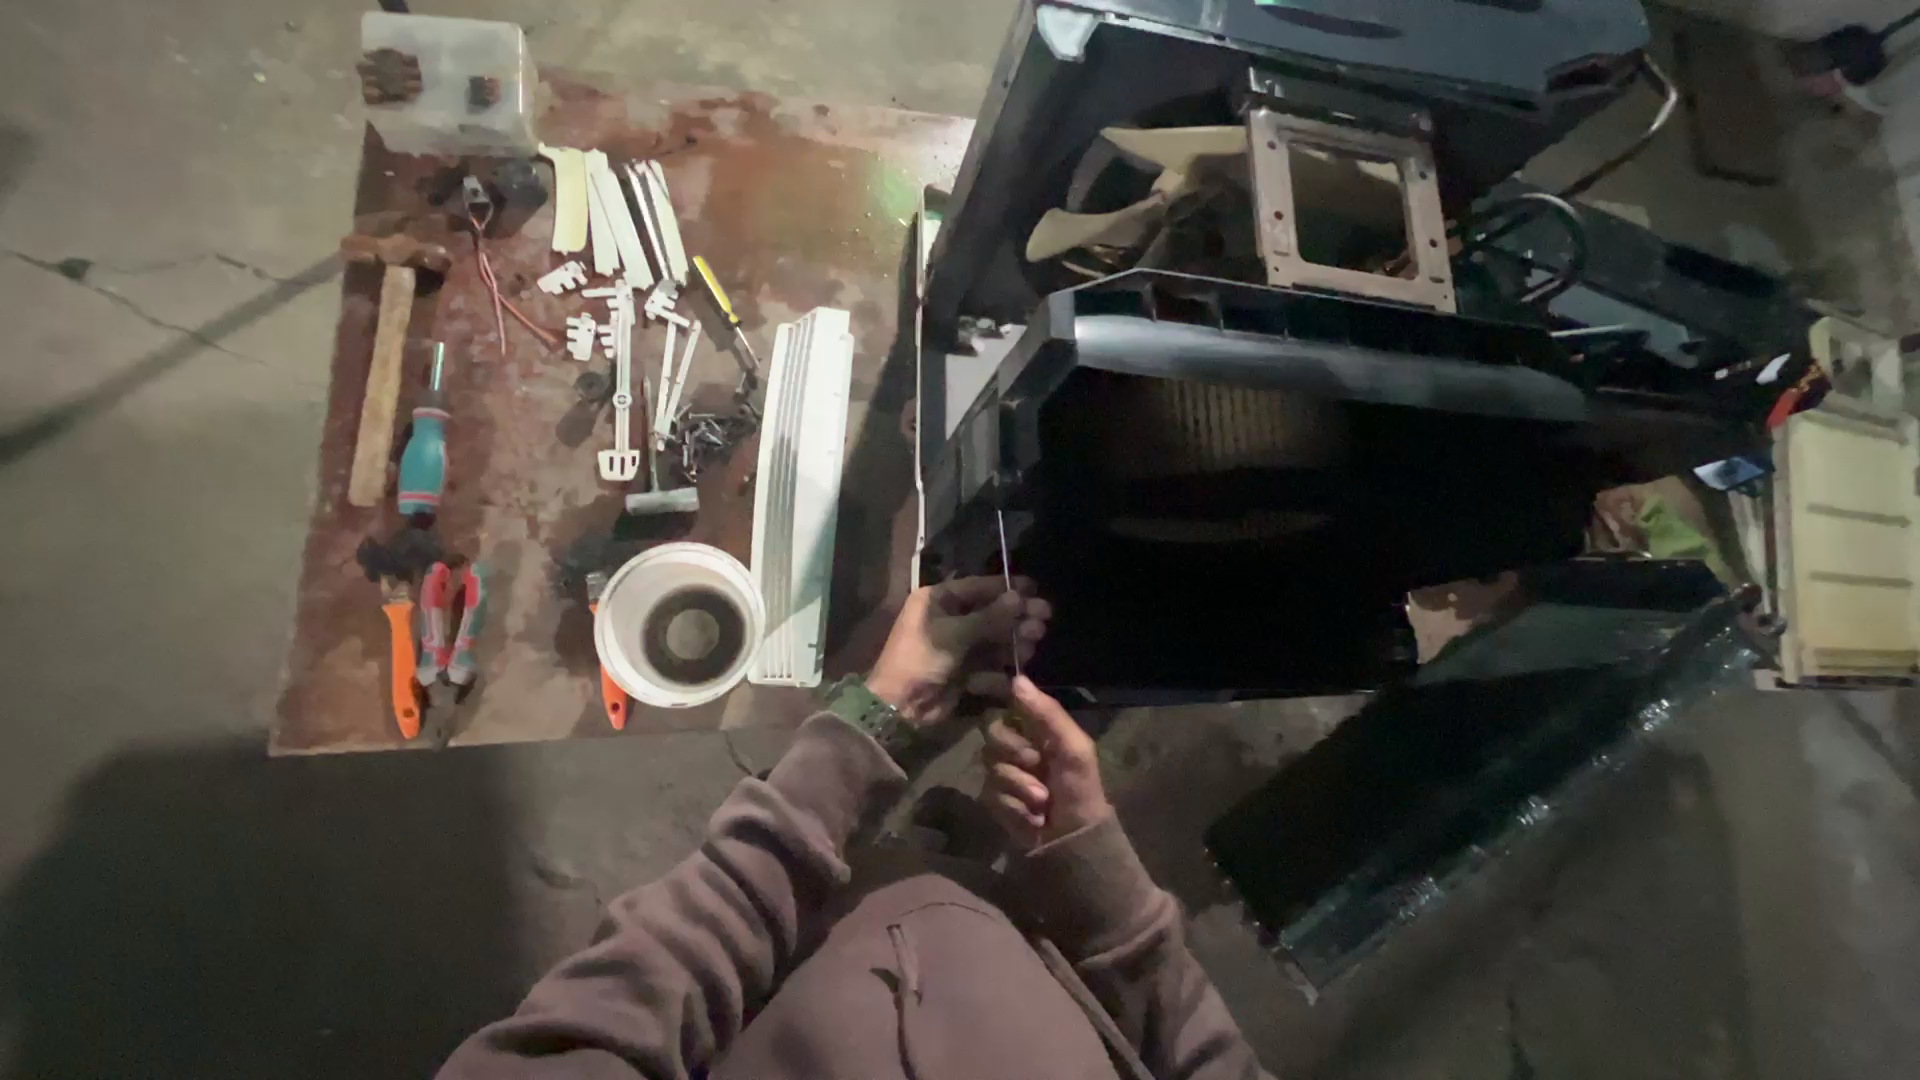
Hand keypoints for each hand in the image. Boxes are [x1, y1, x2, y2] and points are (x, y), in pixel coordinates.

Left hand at [866, 576, 1051, 729]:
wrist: (900, 706)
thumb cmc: (921, 659)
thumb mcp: (955, 634)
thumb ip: (990, 616)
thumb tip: (1019, 596)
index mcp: (937, 600)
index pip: (977, 587)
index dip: (1006, 587)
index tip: (1034, 588)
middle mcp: (948, 618)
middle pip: (990, 612)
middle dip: (1016, 615)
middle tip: (1044, 617)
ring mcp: (957, 645)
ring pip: (993, 637)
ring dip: (1015, 638)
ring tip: (1035, 639)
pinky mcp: (964, 669)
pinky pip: (990, 661)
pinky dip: (1004, 662)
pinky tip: (1021, 663)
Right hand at [981, 676, 1110, 848]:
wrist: (1073, 841)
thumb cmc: (1079, 789)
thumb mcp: (1072, 747)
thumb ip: (1047, 713)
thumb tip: (1017, 679)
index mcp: (1038, 730)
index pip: (1009, 705)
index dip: (1007, 708)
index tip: (1006, 711)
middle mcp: (1017, 746)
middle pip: (992, 732)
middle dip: (1016, 753)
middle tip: (1038, 766)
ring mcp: (1004, 773)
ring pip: (991, 764)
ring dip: (1020, 785)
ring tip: (1042, 801)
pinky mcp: (995, 800)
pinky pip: (990, 793)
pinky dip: (1014, 806)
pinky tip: (1031, 816)